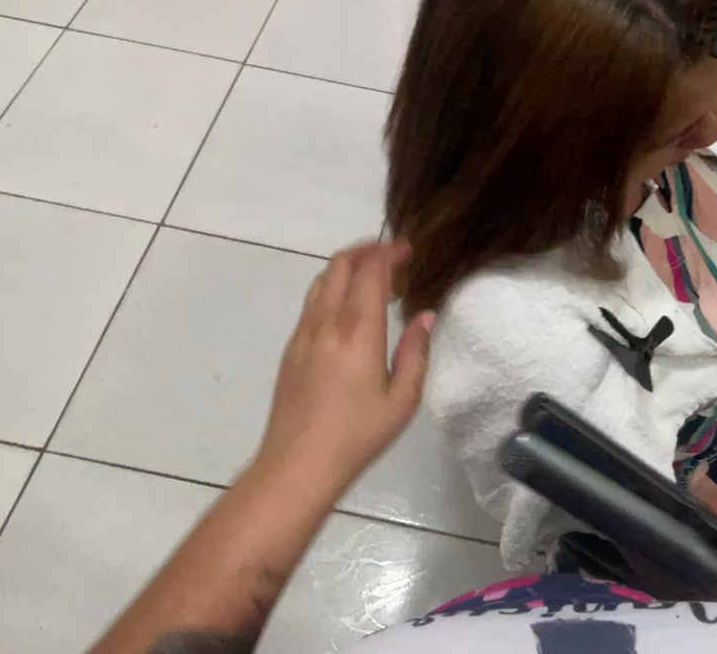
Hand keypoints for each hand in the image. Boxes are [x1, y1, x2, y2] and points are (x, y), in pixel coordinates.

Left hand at [253, 241, 433, 493]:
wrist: (296, 466)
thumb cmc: (357, 436)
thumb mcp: (401, 400)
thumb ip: (416, 352)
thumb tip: (424, 316)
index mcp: (357, 329)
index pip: (371, 271)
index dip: (389, 252)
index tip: (408, 249)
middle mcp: (327, 321)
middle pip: (340, 264)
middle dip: (367, 250)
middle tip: (392, 256)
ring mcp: (304, 333)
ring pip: (321, 279)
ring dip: (347, 267)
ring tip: (372, 277)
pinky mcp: (291, 347)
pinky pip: (312, 301)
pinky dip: (332, 287)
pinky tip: (349, 309)